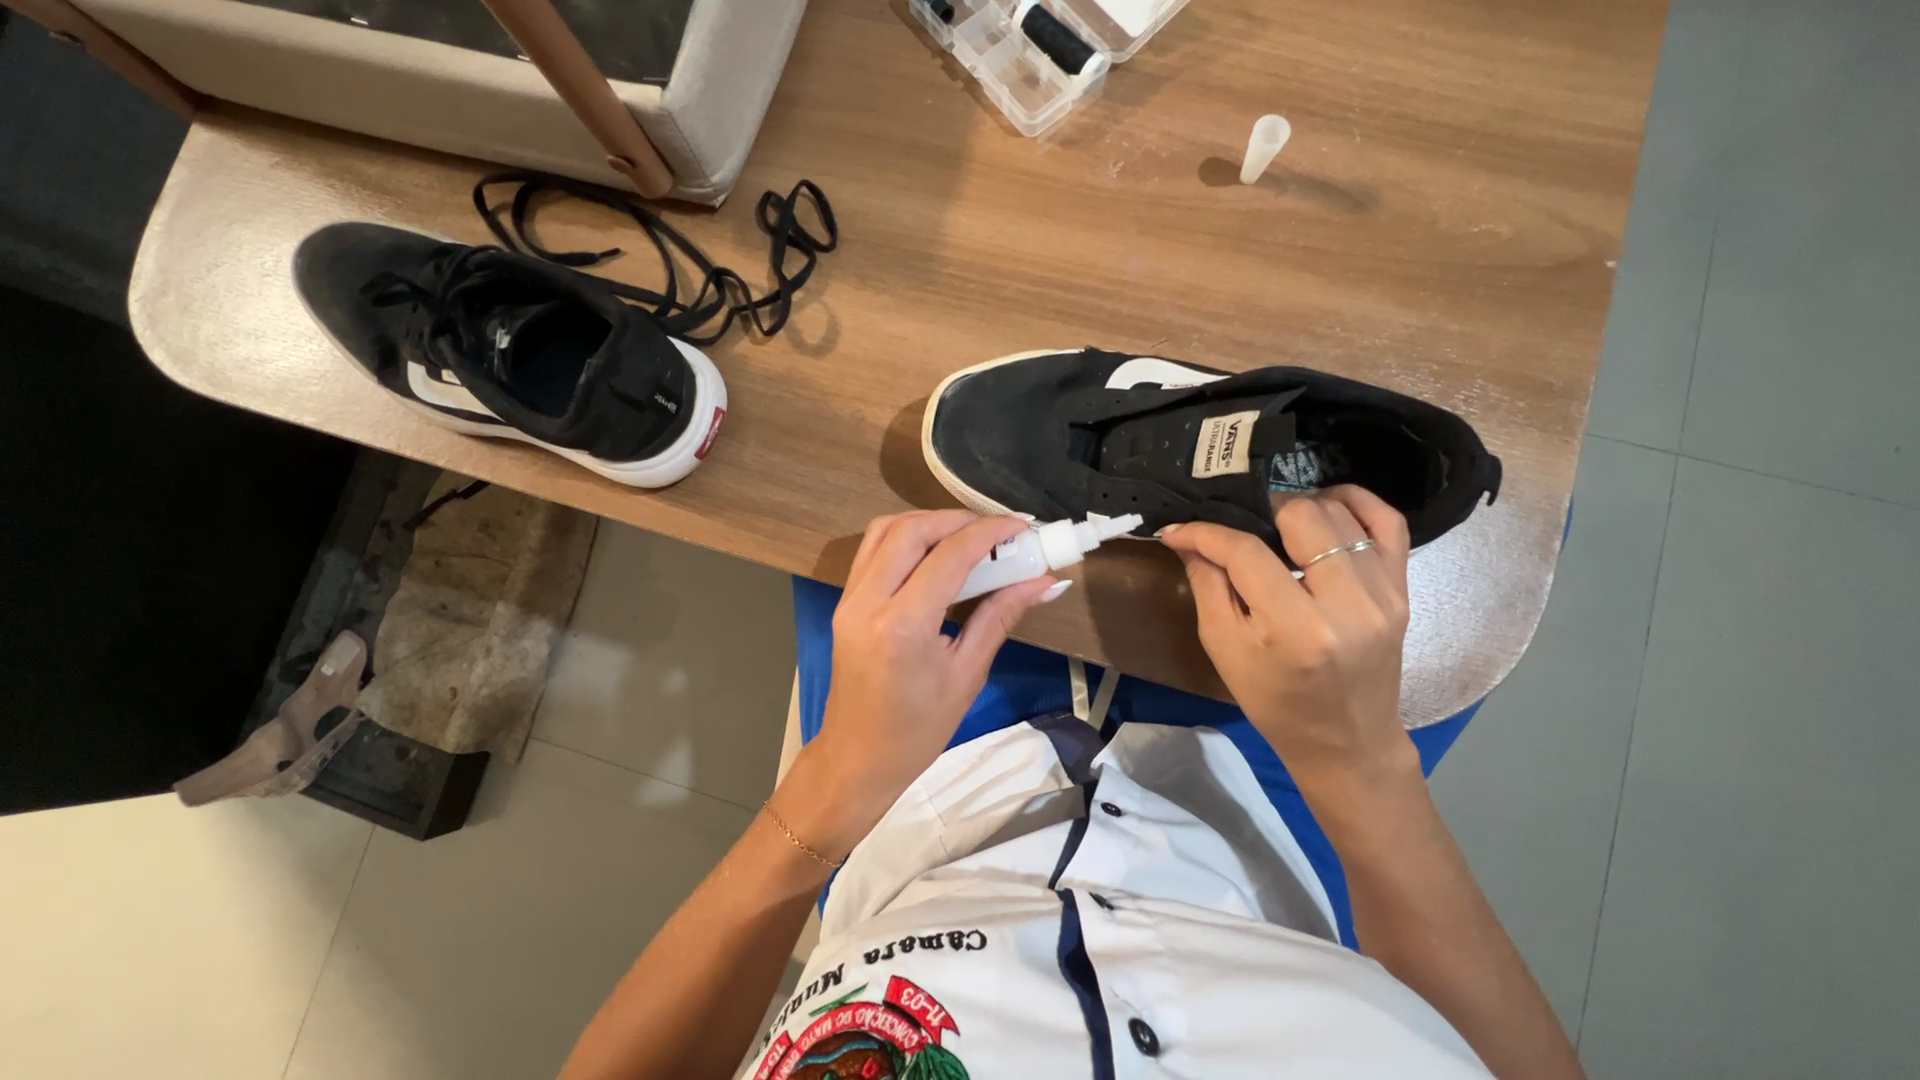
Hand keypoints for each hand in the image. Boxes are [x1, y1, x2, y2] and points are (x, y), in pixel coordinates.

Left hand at [781, 511, 1062, 857]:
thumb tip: (1044, 582)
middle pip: (912, 529)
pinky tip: (935, 555)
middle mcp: (868, 602)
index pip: (949, 555)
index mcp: (902, 627)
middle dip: (959, 521)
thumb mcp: (968, 674)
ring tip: (968, 539)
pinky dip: (906, 538)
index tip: (1022, 527)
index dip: (990, 532)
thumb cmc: (917, 730)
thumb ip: (1000, 617)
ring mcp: (848, 599)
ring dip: (929, 523)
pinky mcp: (844, 602)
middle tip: (998, 535)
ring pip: (886, 531)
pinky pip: (873, 550)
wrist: (857, 759)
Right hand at [1159, 486, 1417, 792]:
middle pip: (1299, 515)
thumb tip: (1185, 535)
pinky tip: (1326, 505)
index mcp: (1296, 629)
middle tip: (1240, 532)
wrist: (1345, 740)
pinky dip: (1355, 502)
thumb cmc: (1275, 702)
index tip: (1179, 529)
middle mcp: (1348, 604)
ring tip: (1277, 529)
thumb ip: (1206, 584)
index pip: (1246, 552)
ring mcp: (1383, 593)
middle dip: (1259, 514)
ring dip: (1298, 510)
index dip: (1206, 533)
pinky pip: (1387, 521)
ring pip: (1337, 512)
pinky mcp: (1402, 588)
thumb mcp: (1224, 649)